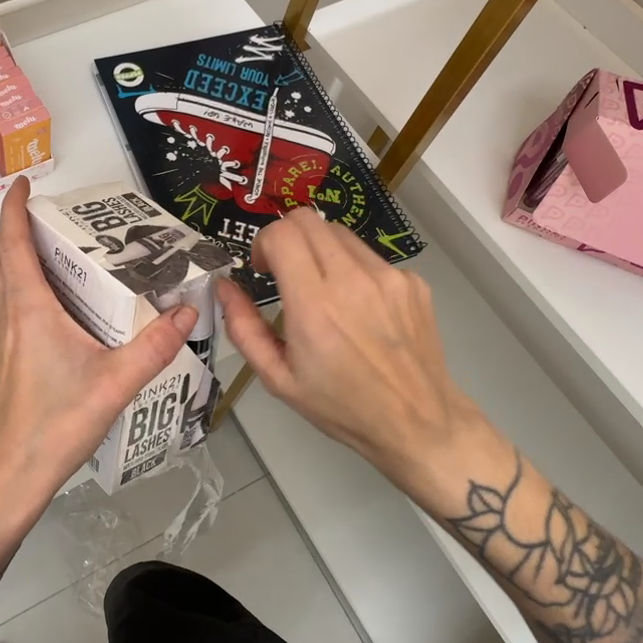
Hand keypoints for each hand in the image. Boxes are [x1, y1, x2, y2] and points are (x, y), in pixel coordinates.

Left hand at [0, 177, 198, 515]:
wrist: (11, 476)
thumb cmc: (56, 425)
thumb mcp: (115, 384)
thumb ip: (154, 346)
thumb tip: (188, 310)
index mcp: (28, 308)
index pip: (12, 241)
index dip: (15, 207)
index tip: (26, 183)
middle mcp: (7, 314)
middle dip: (12, 227)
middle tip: (49, 220)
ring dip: (7, 255)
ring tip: (48, 252)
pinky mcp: (2, 358)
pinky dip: (12, 284)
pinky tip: (49, 304)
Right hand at [218, 208, 486, 492]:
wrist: (418, 423)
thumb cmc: (340, 406)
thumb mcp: (278, 378)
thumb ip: (243, 328)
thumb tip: (224, 286)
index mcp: (315, 306)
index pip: (282, 234)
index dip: (264, 243)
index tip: (263, 269)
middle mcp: (353, 281)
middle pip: (308, 219)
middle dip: (287, 236)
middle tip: (285, 269)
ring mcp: (389, 277)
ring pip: (339, 232)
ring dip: (320, 249)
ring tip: (323, 288)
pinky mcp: (413, 281)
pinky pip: (370, 256)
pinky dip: (354, 269)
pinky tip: (359, 307)